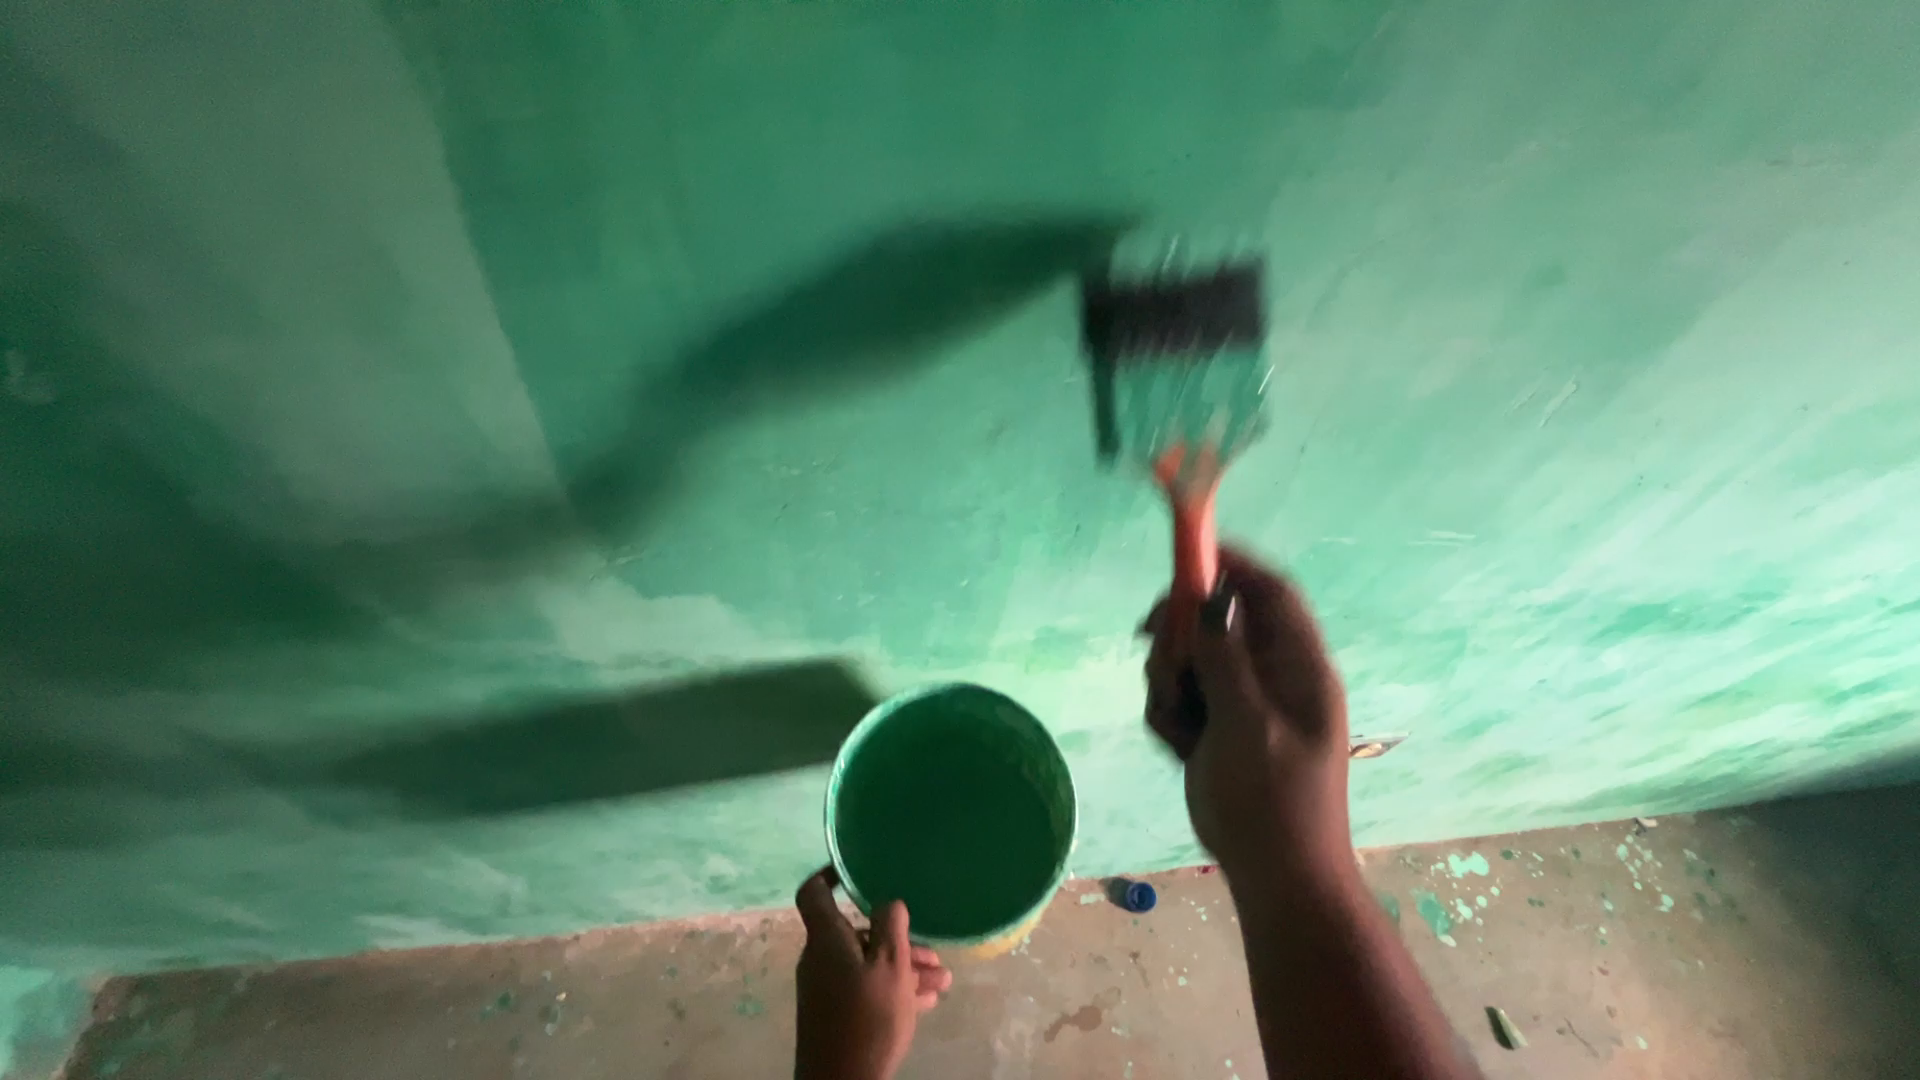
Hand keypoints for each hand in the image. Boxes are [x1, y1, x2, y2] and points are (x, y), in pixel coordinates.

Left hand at [794, 866, 952, 1079]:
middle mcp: (820, 958)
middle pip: (858, 932)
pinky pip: (864, 986)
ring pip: (867, 962)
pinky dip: (892, 987)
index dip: (832, 874)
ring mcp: (825, 988)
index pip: (815, 891)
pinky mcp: (834, 1014)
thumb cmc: (867, 1018)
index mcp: (826, 938)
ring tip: (941, 980)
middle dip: (897, 937)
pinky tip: (927, 1000)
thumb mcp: (890, 965)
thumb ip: (891, 925)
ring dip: (903, 966)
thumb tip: (889, 901)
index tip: (858, 870)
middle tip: (932, 951)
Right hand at [1143, 547, 1353, 885]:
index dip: (1232, 565)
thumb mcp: (1249, 724)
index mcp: (1297, 666)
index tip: (1185, 557)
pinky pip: (1179, 694)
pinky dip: (1169, 713)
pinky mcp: (1215, 723)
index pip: (1269, 591)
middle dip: (1181, 634)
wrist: (1275, 876)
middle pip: (1215, 619)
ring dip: (1169, 681)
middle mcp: (1269, 673)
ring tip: (1178, 725)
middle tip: (1159, 654)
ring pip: (1188, 657)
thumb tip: (1212, 595)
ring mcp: (1240, 699)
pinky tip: (1180, 746)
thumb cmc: (1273, 800)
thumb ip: (1226, 657)